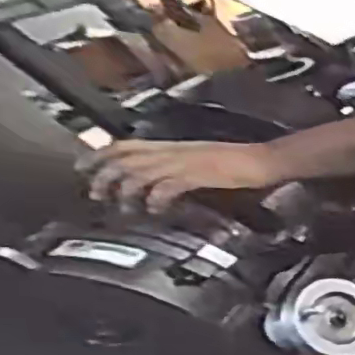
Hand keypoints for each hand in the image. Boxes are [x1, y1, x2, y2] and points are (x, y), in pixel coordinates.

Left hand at [78, 140, 279, 213]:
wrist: (269, 160)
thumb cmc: (246, 160)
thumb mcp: (207, 156)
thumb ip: (184, 161)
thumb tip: (166, 174)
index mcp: (174, 145)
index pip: (125, 145)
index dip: (99, 156)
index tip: (85, 169)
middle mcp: (174, 152)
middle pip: (124, 160)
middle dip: (104, 178)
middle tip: (98, 195)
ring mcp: (185, 163)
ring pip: (138, 174)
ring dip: (126, 191)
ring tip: (125, 207)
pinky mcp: (198, 176)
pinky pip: (166, 187)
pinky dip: (156, 199)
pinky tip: (157, 209)